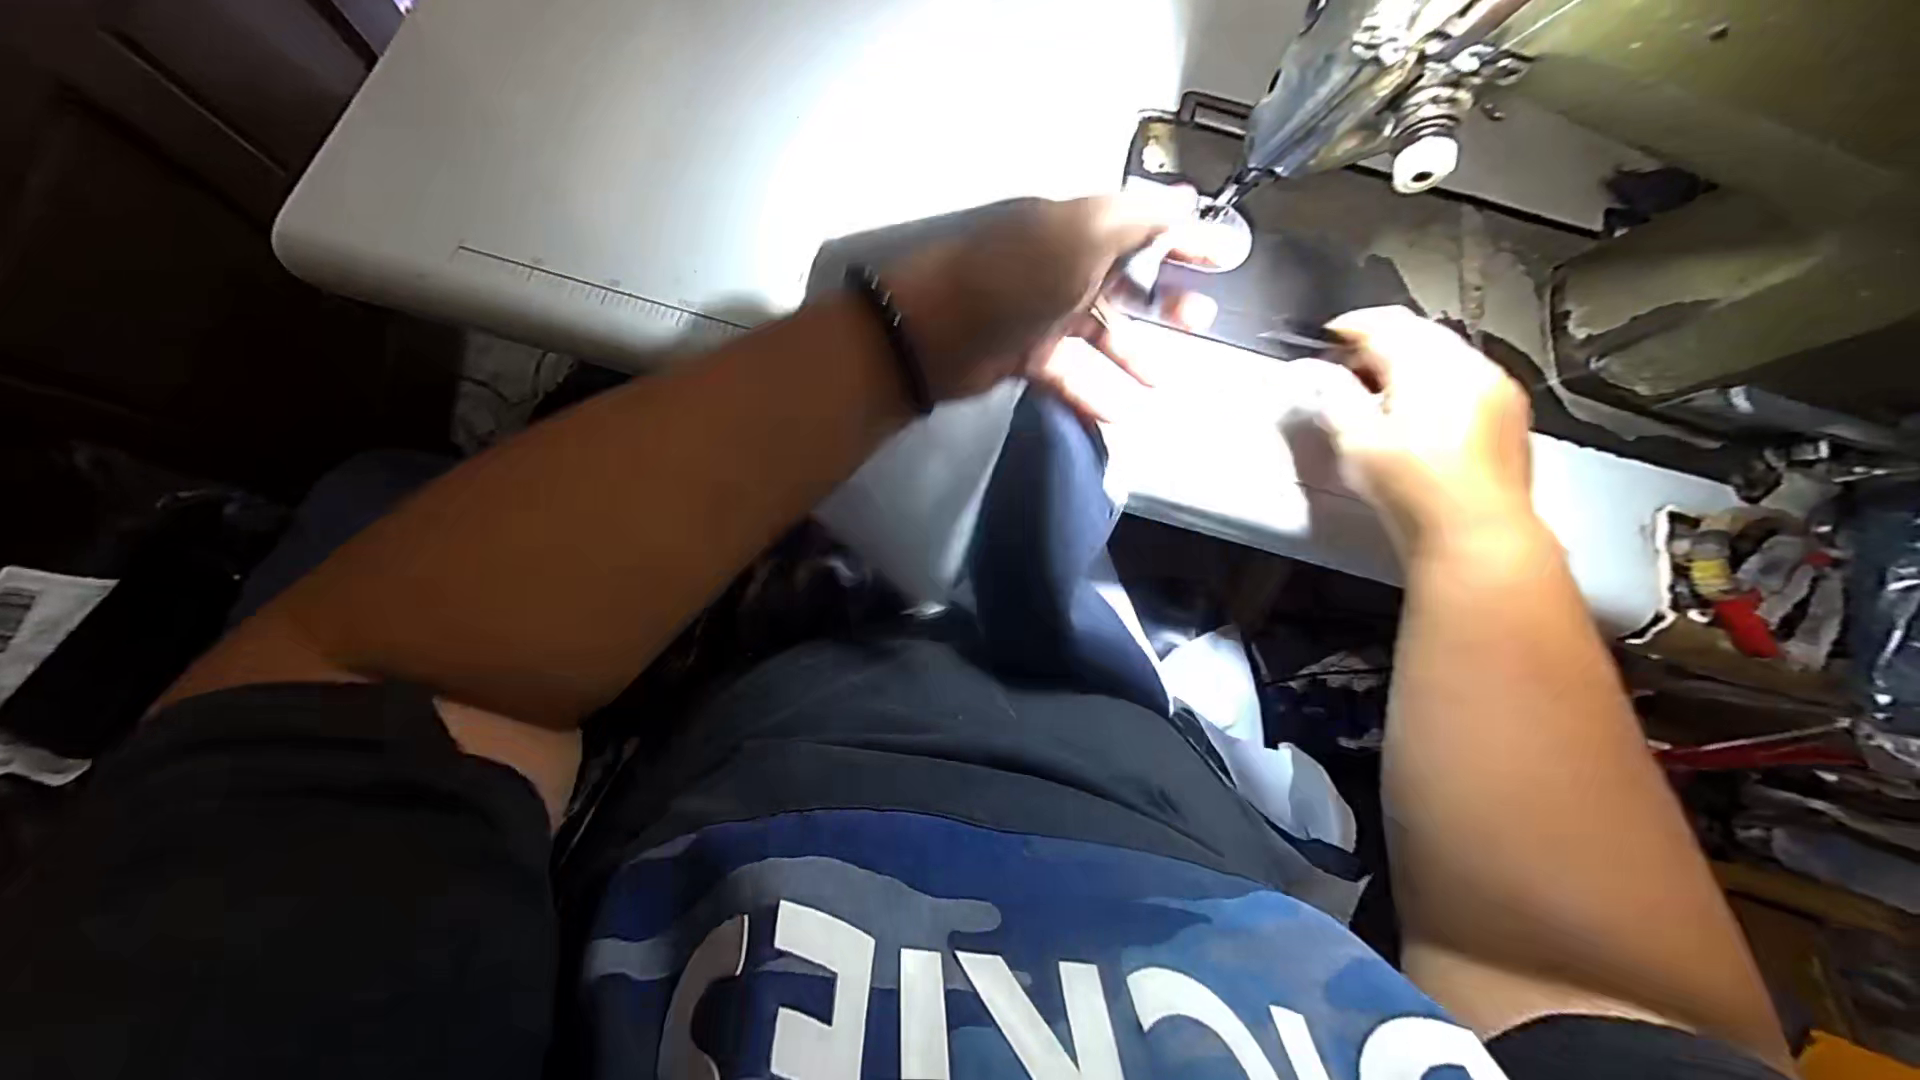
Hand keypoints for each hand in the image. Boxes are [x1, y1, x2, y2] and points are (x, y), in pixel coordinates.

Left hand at [885, 188, 1221, 420]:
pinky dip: (1092, 393)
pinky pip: (1068, 374)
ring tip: (1163, 379)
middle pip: (1126, 285)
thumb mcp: (1083, 234)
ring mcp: (1044, 316)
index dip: (1185, 241)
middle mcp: (1065, 270)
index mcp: (1081, 231)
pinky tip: (1120, 413)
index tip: (1226, 257)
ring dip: (1133, 356)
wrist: (937, 330)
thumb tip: (1185, 199)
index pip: (1144, 229)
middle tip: (1202, 320)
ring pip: (1100, 336)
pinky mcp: (1025, 357)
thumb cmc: (1016, 276)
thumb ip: (1137, 218)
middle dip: (1165, 302)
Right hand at [1311, 306, 1534, 553]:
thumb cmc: (1413, 487)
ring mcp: (1496, 389)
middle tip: (1347, 364)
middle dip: (1381, 342)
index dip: (1353, 325)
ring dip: (1409, 362)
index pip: (1388, 324)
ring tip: (1377, 390)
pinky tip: (1415, 411)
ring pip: (1446, 355)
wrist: (1473, 531)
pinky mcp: (1507, 415)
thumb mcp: (1354, 440)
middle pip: (1420, 334)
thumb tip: (1313, 375)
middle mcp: (1471, 367)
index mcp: (1430, 365)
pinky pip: (1466, 379)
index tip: (1331, 334)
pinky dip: (1435, 382)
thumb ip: (1331, 397)